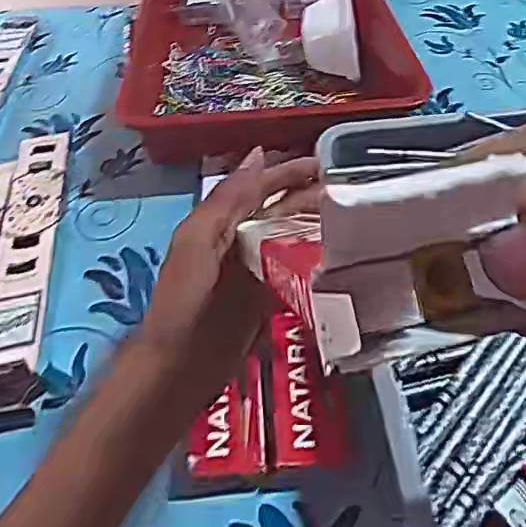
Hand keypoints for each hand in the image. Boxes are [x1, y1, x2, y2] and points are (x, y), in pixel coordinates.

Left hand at [136, 149, 324, 404]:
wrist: (177, 371)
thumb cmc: (183, 302)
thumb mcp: (197, 241)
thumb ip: (227, 200)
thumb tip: (259, 155)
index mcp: (218, 220)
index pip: (258, 186)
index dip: (288, 171)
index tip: (324, 162)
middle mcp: (237, 237)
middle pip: (277, 207)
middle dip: (307, 194)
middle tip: (345, 188)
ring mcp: (252, 267)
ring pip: (288, 233)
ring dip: (313, 222)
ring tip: (348, 215)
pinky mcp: (265, 296)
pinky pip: (293, 266)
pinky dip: (312, 255)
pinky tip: (336, 253)